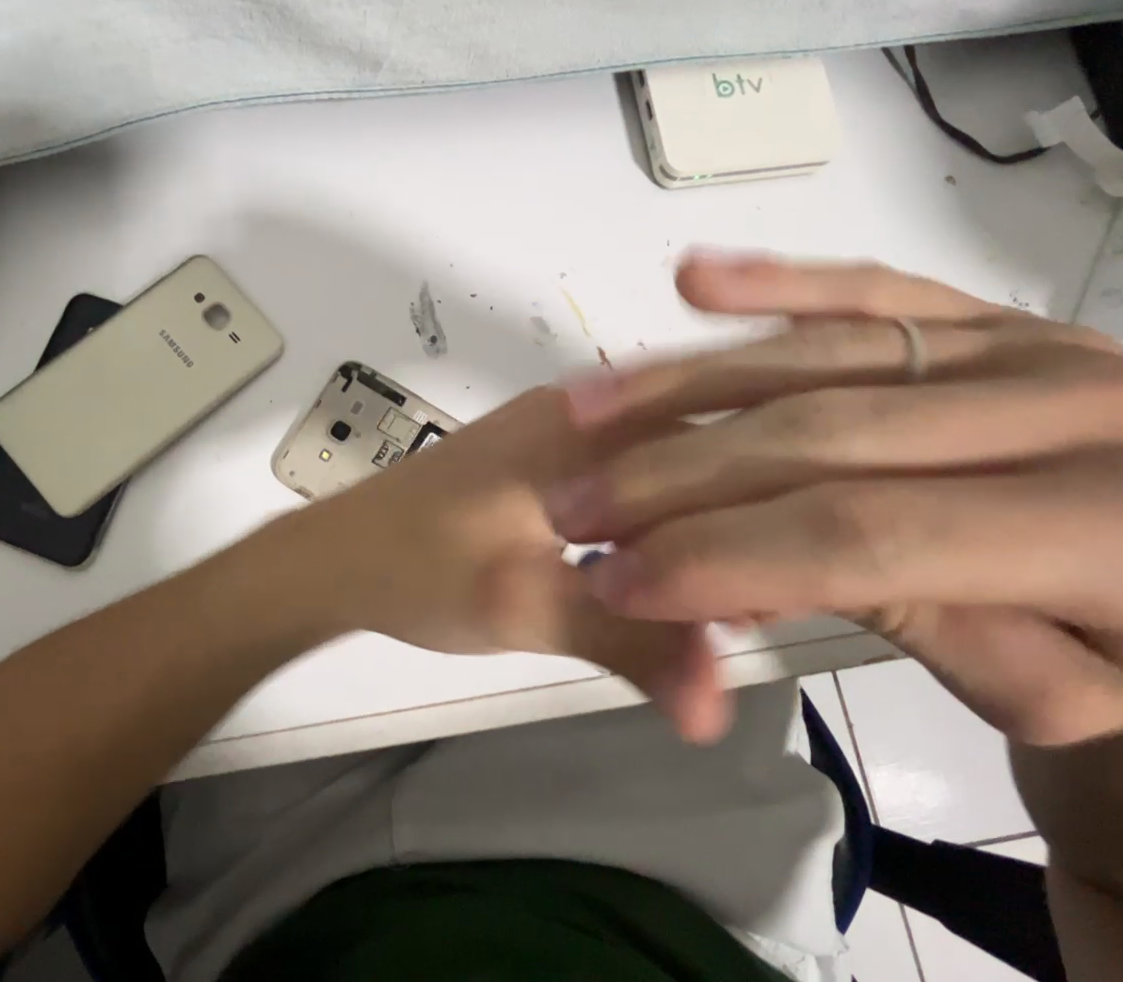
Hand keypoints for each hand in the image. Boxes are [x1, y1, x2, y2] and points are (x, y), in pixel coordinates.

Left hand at [278, 384, 733, 741]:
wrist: (333, 561)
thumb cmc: (420, 569)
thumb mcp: (527, 607)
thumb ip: (631, 646)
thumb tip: (720, 711)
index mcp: (586, 423)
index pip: (720, 441)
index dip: (769, 510)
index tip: (790, 584)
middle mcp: (579, 412)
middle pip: (694, 455)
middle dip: (733, 525)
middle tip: (756, 605)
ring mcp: (554, 436)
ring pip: (656, 475)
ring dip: (689, 532)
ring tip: (717, 603)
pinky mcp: (536, 468)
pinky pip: (619, 489)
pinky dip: (647, 532)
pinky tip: (655, 579)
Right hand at [538, 248, 1122, 940]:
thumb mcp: (1026, 692)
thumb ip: (892, 613)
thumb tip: (729, 565)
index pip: (870, 534)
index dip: (723, 558)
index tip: (614, 584)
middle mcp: (1106, 407)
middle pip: (829, 436)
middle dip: (678, 479)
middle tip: (575, 511)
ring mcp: (1052, 343)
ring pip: (826, 356)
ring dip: (688, 385)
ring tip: (584, 413)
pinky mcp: (1007, 318)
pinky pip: (877, 288)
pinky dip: (777, 286)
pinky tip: (695, 280)